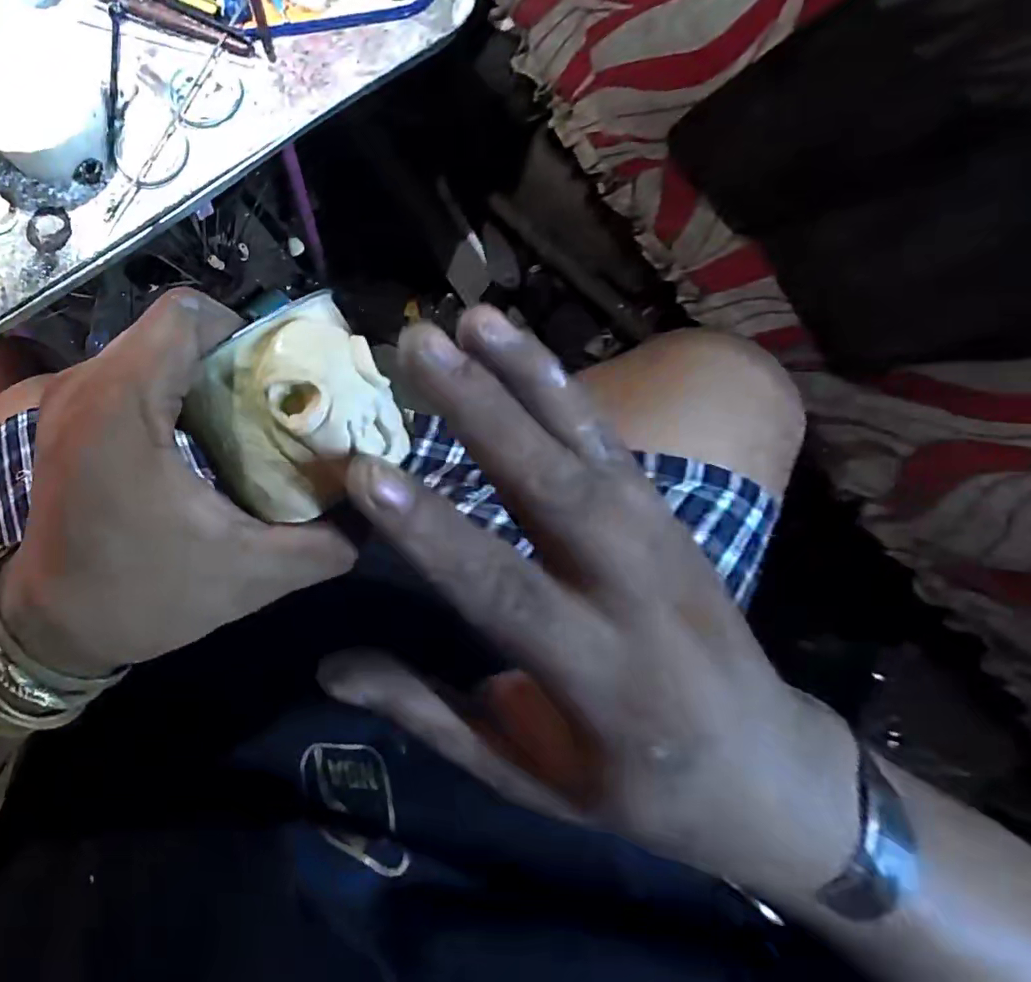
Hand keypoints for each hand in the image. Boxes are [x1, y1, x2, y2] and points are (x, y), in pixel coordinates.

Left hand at [0, 290, 356, 674]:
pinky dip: (159, 390)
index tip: (273, 380)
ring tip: (230, 424)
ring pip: (141, 350)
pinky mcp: (58, 418)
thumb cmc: (140, 595)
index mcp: (121, 401)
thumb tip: (373, 504)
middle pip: (166, 329)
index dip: (240, 332)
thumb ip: (324, 539)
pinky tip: (187, 438)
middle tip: (263, 407)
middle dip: (222, 357)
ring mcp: (63, 398)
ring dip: (190, 375)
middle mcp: (83, 384)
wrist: (51, 624)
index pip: (186, 314)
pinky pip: (118, 376)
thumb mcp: (247, 574)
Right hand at [320, 306, 859, 908]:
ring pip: (590, 447)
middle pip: (558, 491)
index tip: (362, 471)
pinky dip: (555, 384)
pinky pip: (607, 440)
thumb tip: (326, 669)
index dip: (430, 530)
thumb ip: (425, 712)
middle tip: (414, 348)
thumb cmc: (628, 783)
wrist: (776, 776)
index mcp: (601, 676)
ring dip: (522, 375)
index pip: (502, 589)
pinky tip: (508, 337)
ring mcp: (664, 543)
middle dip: (482, 413)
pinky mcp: (667, 515)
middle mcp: (638, 594)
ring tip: (462, 319)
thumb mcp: (522, 774)